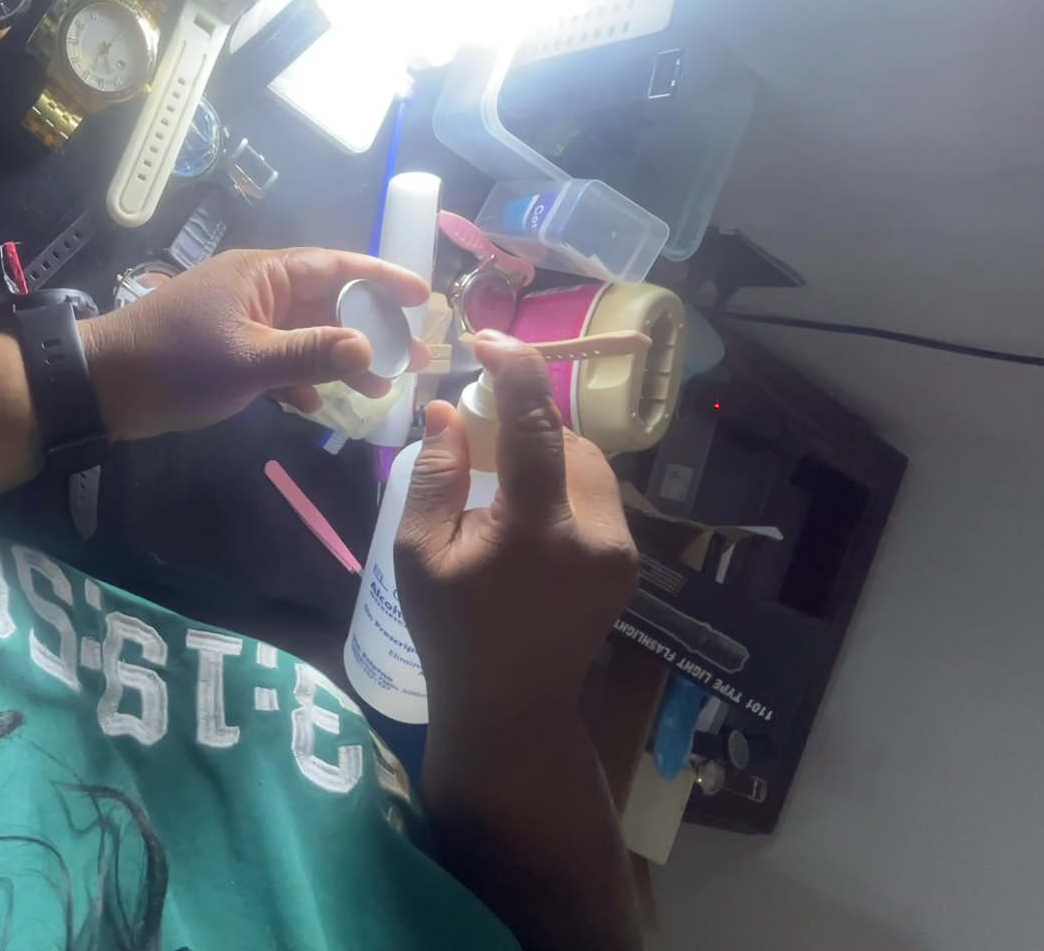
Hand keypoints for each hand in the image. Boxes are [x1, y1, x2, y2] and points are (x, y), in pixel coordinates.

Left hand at [79, 248, 428, 440]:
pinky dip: (299, 379)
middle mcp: (257, 292)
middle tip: (415, 356)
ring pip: (304, 336)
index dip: (382, 278)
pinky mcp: (229, 353)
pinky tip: (316, 405)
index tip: (423, 296)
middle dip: (370, 330)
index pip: (335, 265)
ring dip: (338, 360)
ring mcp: (243, 323)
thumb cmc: (176, 364)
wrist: (104, 389)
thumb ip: (311, 353)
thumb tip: (371, 349)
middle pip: (327, 304)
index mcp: (262, 274)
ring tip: (380, 388)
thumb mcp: (248, 360)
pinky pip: (278, 360)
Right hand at [393, 333, 637, 721]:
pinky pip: (594, 493)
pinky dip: (558, 480)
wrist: (510, 704)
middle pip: (567, 439)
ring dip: (543, 450)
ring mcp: (621, 549)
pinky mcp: (625, 560)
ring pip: (587, 464)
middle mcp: (597, 532)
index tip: (486, 340)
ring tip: (497, 476)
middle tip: (475, 434)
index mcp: (539, 531)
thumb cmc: (450, 630)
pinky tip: (523, 507)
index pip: (536, 426)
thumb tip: (445, 414)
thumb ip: (434, 476)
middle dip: (524, 420)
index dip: (514, 371)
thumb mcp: (417, 553)